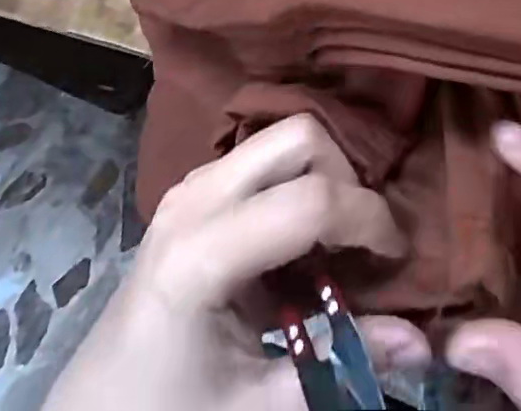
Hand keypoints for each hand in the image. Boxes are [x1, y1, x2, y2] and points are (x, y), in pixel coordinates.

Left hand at [42, 115, 429, 410]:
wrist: (98, 398)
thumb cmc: (168, 407)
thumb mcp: (255, 406)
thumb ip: (339, 364)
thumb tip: (422, 340)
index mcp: (202, 253)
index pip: (308, 201)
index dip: (368, 219)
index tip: (397, 257)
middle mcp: (196, 197)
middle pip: (298, 136)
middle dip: (346, 178)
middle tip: (361, 241)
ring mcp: (192, 184)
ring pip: (281, 136)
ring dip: (323, 176)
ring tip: (336, 242)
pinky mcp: (195, 188)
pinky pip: (262, 157)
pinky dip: (298, 181)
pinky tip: (300, 239)